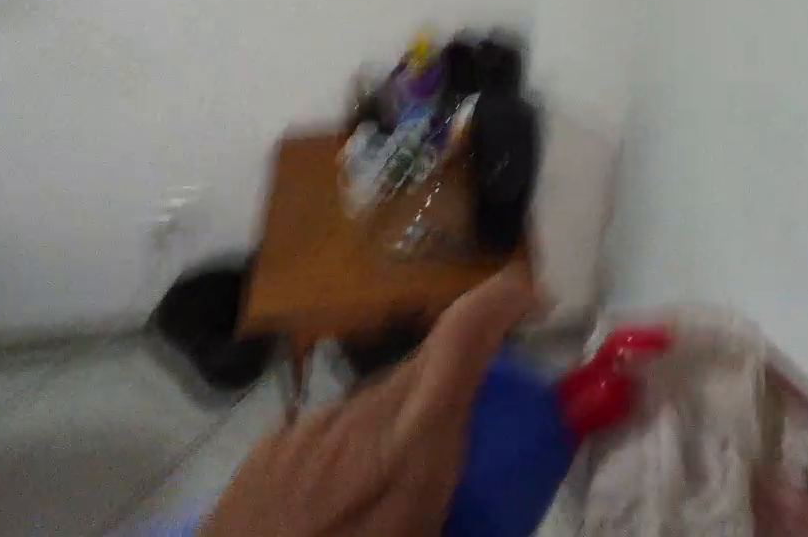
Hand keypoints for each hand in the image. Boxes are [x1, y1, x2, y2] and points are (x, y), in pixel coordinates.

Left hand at [200, 266, 537, 536]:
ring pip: (384, 397)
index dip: (500, 299)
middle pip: (431, 362)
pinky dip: (359, 445)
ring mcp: (310, 427)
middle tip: (485, 428)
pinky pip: (338, 425)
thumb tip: (503, 481)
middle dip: (468, 374)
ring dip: (408, 420)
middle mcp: (361, 416)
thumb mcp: (427, 532)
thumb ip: (470, 497)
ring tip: (401, 488)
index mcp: (410, 446)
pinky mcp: (271, 445)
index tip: (536, 293)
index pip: (461, 336)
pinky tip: (343, 502)